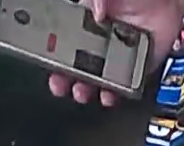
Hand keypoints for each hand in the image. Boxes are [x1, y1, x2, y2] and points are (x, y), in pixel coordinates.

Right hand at [47, 0, 183, 106]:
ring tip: (81, 91)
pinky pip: (126, 87)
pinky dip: (117, 94)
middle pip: (78, 62)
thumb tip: (96, 12)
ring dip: (88, 88)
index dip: (52, 49)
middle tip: (59, 83)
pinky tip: (109, 95)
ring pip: (99, 78)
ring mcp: (119, 54)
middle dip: (65, 75)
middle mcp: (101, 37)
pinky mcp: (138, 67)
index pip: (64, 36)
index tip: (45, 58)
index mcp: (87, 16)